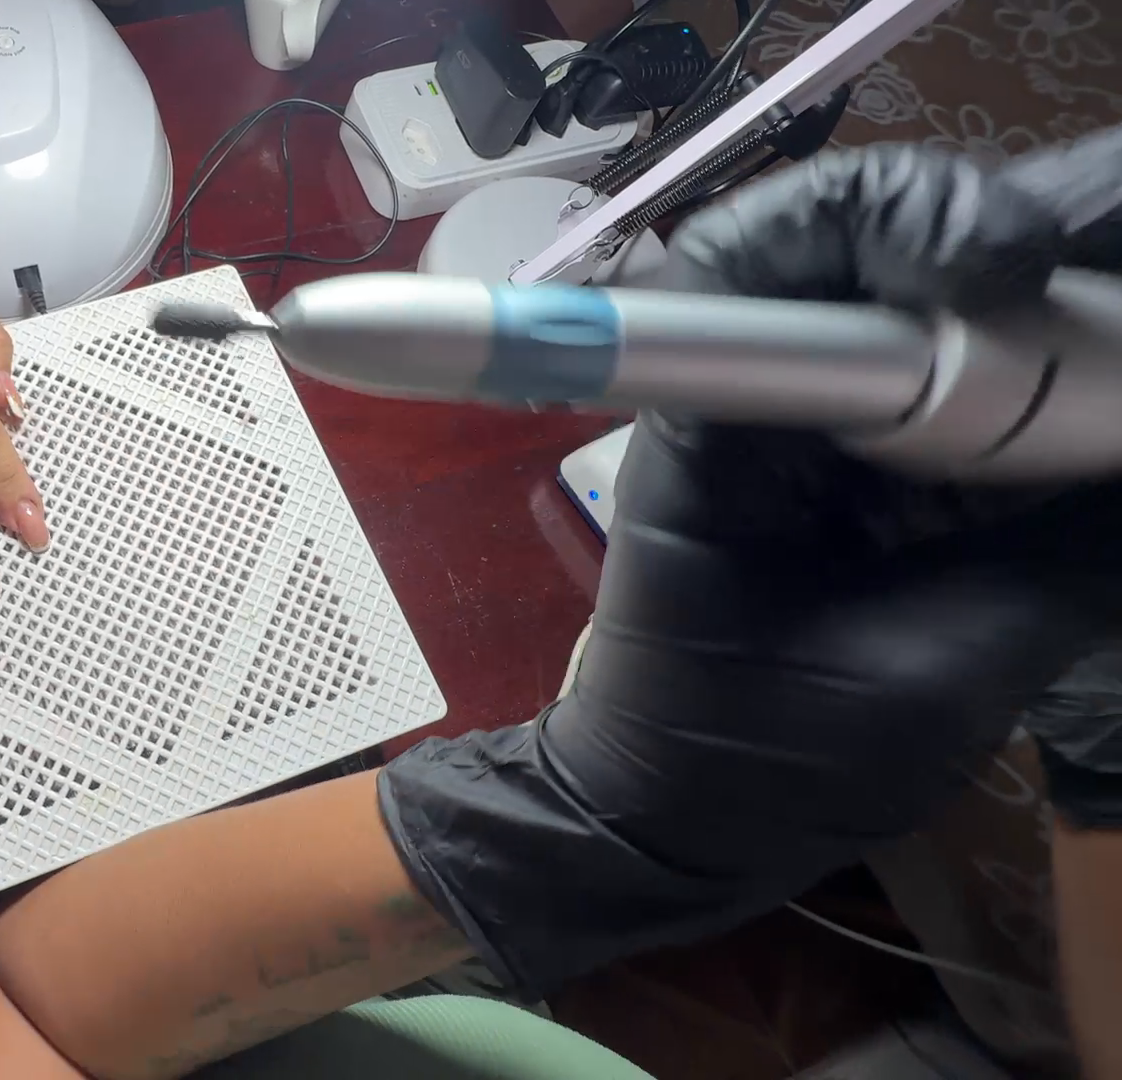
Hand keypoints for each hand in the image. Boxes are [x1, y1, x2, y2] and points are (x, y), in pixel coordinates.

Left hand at [378, 129, 1121, 1001]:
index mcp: (704, 446)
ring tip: (1119, 344)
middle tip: (1110, 262)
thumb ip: (1062, 558)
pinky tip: (1099, 406)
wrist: (672, 807)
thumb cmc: (741, 758)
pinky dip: (1059, 386)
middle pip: (863, 269)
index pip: (756, 269)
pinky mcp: (855, 491)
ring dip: (1065, 305)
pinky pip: (963, 403)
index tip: (1004, 263)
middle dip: (1031, 238)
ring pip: (931, 325)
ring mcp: (801, 451)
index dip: (886, 223)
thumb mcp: (911, 677)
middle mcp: (745, 424)